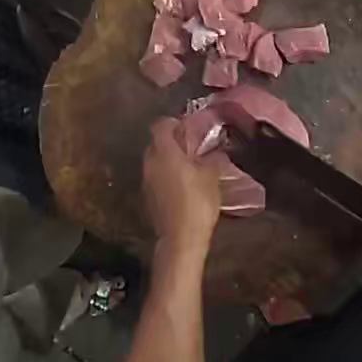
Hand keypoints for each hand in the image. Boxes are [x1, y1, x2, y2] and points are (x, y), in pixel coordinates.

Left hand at [142, 119, 221, 266]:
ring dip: (168, 161)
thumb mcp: (211, 176)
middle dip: (171, 142)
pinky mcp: (147, 197)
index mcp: (164, 152)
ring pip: (155, 161)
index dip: (173, 123)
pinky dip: (165, 177)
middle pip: (156, 143)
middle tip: (191, 148)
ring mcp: (146, 181)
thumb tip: (215, 150)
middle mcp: (150, 162)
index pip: (160, 125)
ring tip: (188, 168)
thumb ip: (211, 158)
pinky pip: (155, 178)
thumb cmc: (197, 202)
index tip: (187, 128)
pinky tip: (181, 186)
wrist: (180, 239)